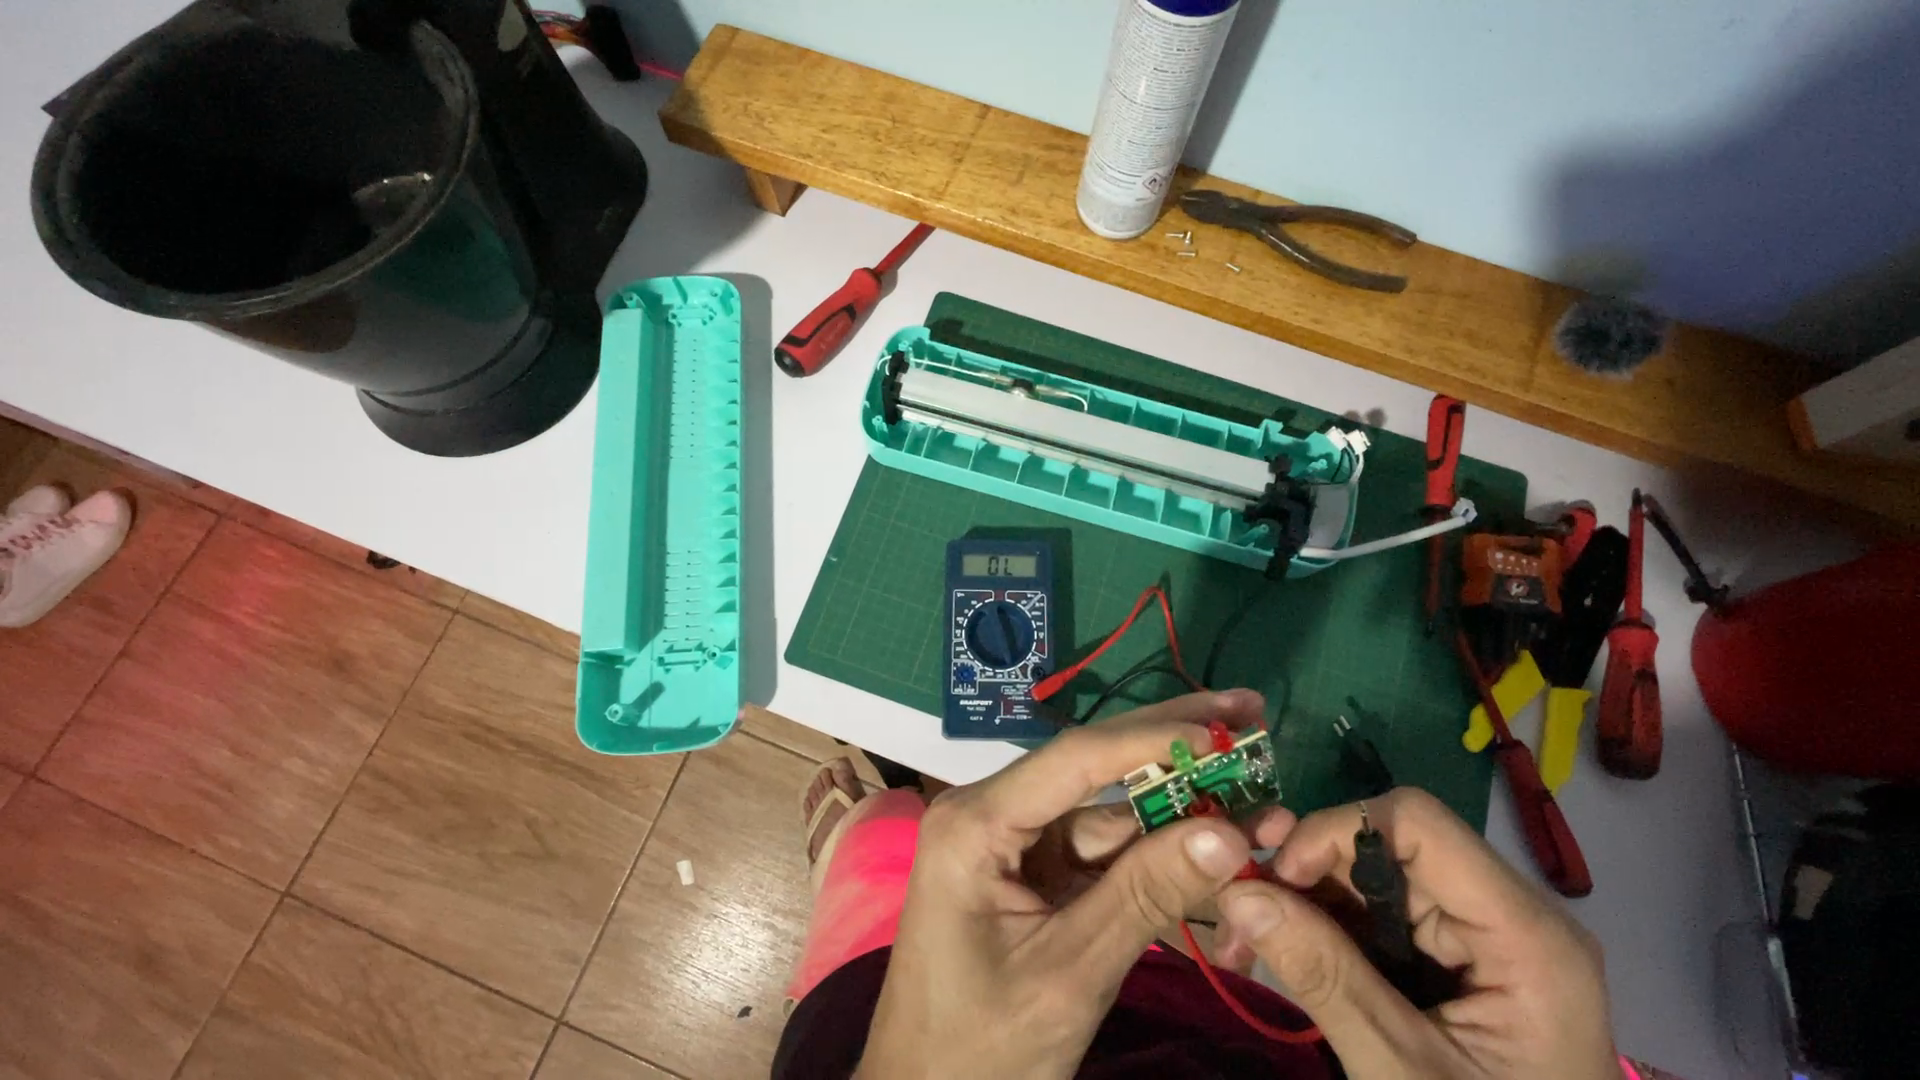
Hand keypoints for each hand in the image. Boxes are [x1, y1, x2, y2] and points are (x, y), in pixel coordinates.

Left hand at [856, 690, 1290, 1079]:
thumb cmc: (981, 1047)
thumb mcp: (1069, 974)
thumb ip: (1146, 897)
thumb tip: (1230, 829)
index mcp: (976, 824)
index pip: (1075, 759)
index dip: (1154, 737)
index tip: (1228, 726)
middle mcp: (991, 814)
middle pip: (1091, 767)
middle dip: (1170, 742)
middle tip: (1248, 711)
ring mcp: (1014, 844)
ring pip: (1106, 809)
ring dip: (1178, 803)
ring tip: (1255, 788)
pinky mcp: (1033, 874)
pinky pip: (1102, 849)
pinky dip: (1157, 846)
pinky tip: (1211, 836)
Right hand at [1216, 788, 1617, 1079]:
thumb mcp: (1402, 1076)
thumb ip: (1324, 977)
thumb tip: (1237, 892)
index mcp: (1525, 934)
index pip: (1416, 823)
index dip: (1334, 832)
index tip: (1274, 882)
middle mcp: (1508, 914)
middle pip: (1387, 844)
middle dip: (1305, 872)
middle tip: (1239, 923)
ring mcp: (1481, 935)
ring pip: (1369, 874)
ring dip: (1302, 901)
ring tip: (1245, 946)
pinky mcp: (1455, 957)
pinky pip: (1375, 912)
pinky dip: (1322, 928)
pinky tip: (1286, 958)